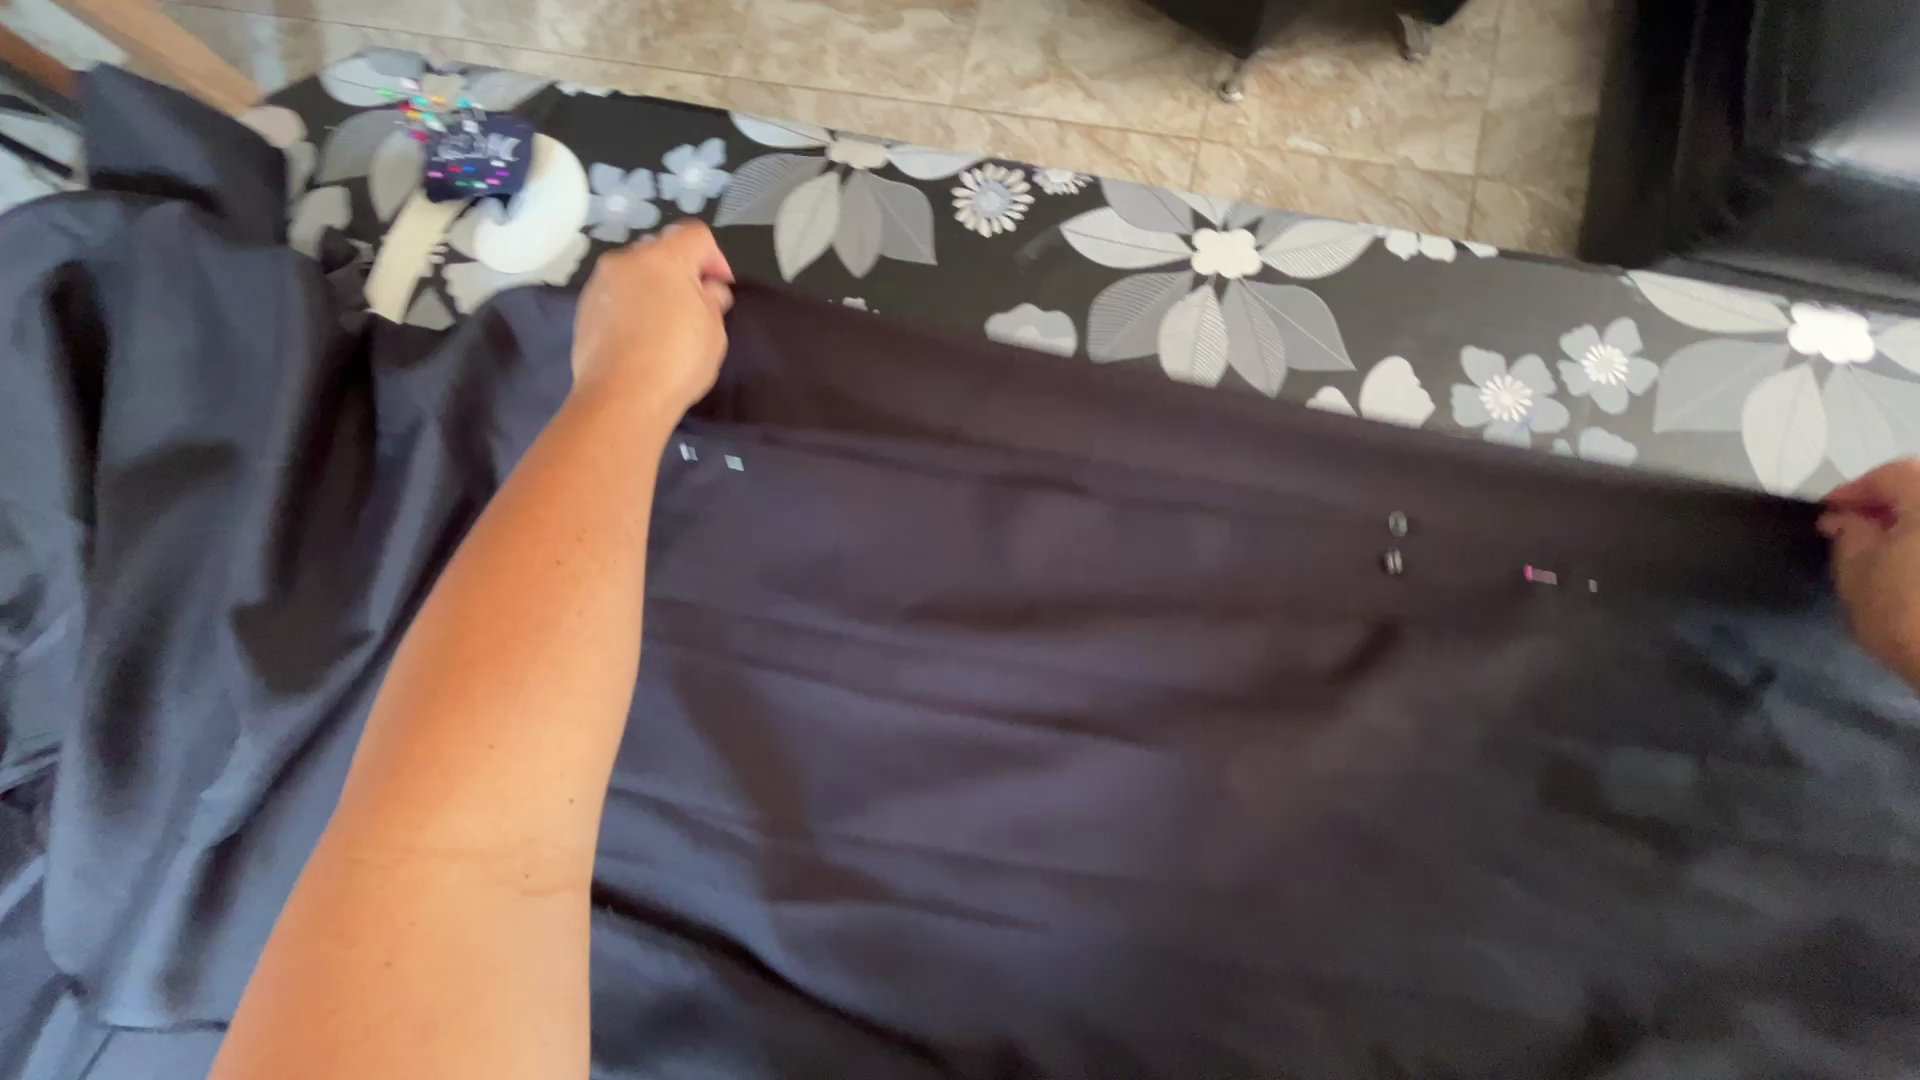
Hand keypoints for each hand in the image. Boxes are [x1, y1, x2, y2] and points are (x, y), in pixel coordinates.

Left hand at [570, 221, 734, 416]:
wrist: (622, 397)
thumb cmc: (678, 360)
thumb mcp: (714, 332)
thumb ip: (713, 301)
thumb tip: (708, 290)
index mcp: (664, 258)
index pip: (696, 235)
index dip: (716, 259)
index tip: (721, 290)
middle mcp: (627, 260)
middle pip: (662, 251)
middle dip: (682, 273)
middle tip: (696, 308)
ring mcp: (600, 283)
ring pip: (636, 273)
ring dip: (654, 289)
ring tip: (666, 326)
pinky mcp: (584, 309)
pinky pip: (617, 297)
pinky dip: (633, 308)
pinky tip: (641, 340)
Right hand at [1819, 458, 1919, 689]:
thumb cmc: (1908, 616)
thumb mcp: (1857, 575)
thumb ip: (1851, 535)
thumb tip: (1848, 518)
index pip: (1894, 475)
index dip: (1855, 489)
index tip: (1828, 513)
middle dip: (1891, 504)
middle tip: (1859, 529)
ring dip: (1913, 527)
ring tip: (1891, 550)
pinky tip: (1916, 571)